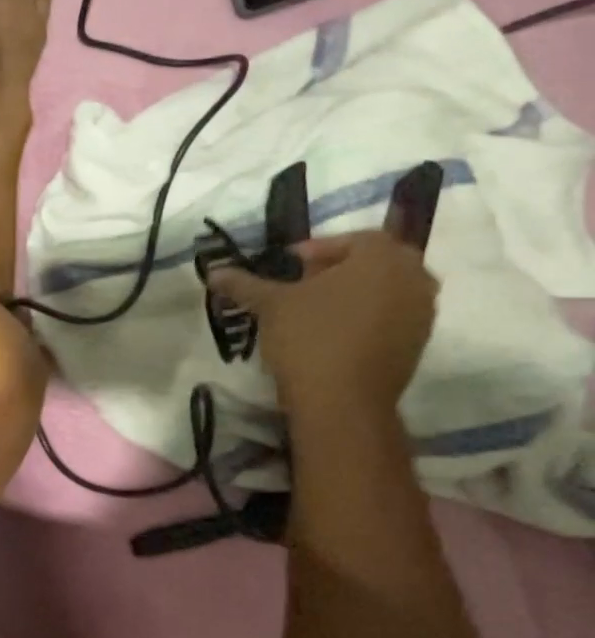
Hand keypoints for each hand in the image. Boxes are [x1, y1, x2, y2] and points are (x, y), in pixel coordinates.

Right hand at [209, 231, 438, 414]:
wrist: (342, 398)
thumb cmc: (309, 337)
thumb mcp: (269, 305)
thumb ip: (244, 283)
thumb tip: (214, 271)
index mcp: (382, 257)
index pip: (352, 239)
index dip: (316, 249)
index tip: (286, 265)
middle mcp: (414, 276)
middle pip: (373, 262)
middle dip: (336, 270)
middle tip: (300, 285)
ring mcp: (423, 309)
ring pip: (384, 289)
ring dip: (351, 294)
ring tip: (314, 310)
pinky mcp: (418, 339)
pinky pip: (390, 315)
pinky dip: (364, 316)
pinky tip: (331, 333)